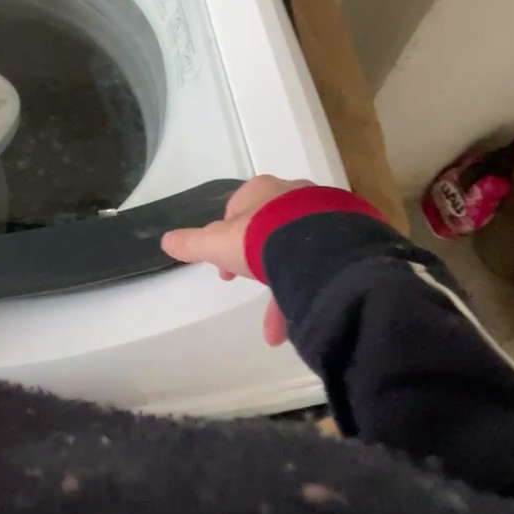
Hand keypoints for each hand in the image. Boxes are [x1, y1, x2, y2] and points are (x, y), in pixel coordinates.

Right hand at [160, 175, 309, 347]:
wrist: (320, 247)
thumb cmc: (261, 238)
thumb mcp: (217, 244)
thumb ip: (192, 243)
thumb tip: (165, 241)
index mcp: (260, 190)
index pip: (237, 210)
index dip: (228, 238)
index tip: (226, 269)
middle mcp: (292, 194)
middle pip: (269, 229)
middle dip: (258, 262)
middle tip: (253, 286)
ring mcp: (323, 210)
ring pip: (298, 247)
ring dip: (286, 280)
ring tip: (281, 322)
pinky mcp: (348, 230)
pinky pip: (324, 257)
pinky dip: (313, 282)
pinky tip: (309, 309)